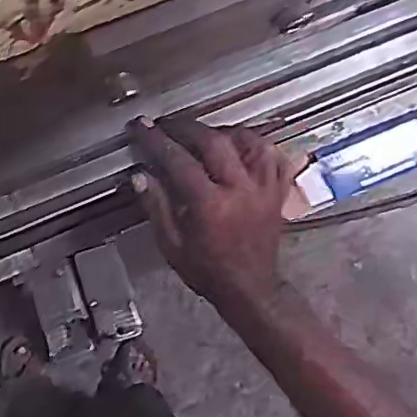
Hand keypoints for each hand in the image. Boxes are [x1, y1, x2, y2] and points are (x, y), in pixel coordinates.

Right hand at [127, 116, 294, 310]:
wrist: (249, 291)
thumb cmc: (211, 272)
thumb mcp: (172, 244)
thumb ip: (156, 206)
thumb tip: (140, 177)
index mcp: (210, 205)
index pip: (179, 160)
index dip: (157, 140)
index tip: (144, 129)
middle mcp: (240, 192)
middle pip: (213, 140)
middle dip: (186, 127)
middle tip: (169, 125)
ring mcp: (262, 190)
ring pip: (248, 141)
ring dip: (223, 130)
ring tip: (204, 131)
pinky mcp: (276, 193)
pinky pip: (274, 157)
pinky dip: (258, 144)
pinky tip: (242, 143)